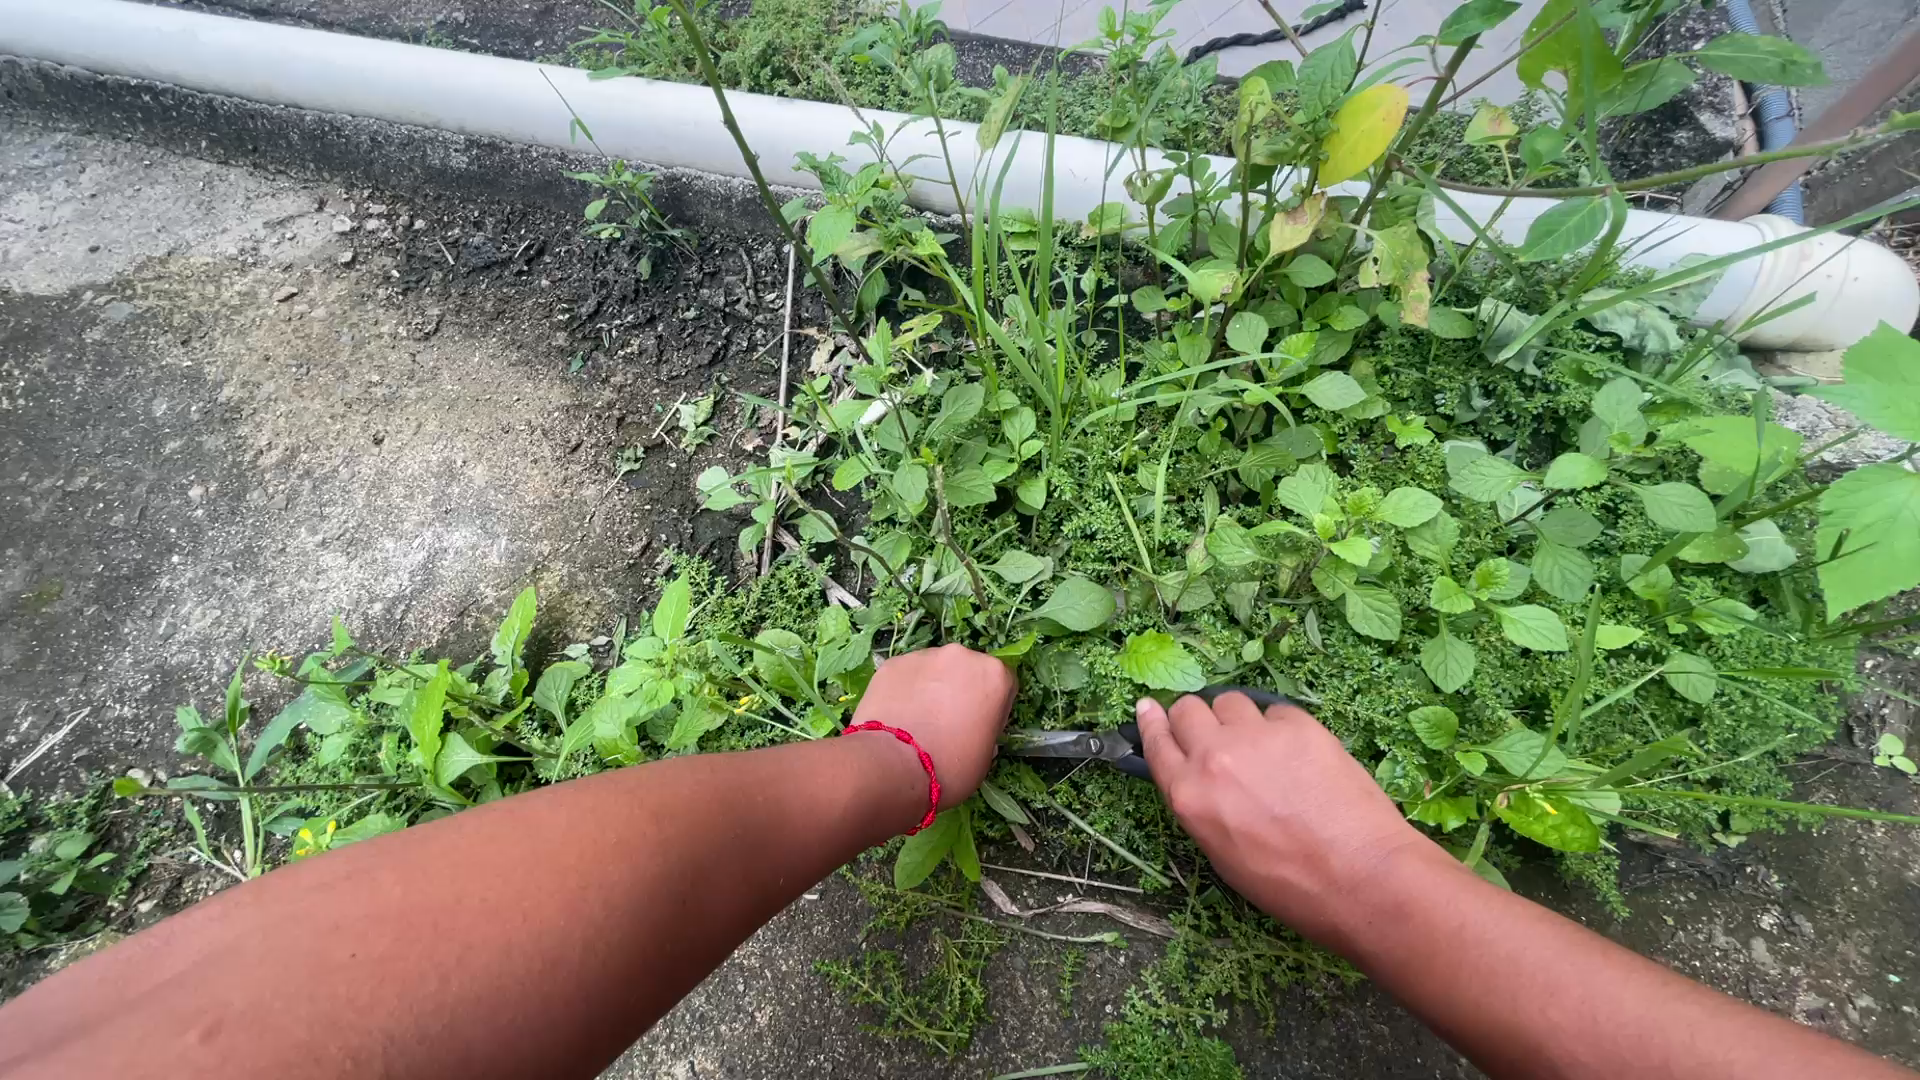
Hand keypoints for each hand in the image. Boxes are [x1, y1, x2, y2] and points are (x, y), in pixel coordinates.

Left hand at [851, 644, 1016, 809]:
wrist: (892, 766)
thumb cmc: (950, 767)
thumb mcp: (985, 755)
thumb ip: (985, 728)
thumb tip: (971, 726)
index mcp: (994, 675)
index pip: (1003, 684)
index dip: (992, 707)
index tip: (979, 726)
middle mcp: (961, 655)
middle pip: (967, 671)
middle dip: (960, 691)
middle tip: (946, 724)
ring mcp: (924, 655)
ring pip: (934, 670)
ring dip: (931, 688)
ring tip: (917, 721)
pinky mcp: (893, 662)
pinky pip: (906, 675)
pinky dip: (904, 690)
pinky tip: (896, 716)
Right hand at [1135, 692, 1438, 947]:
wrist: (1364, 879)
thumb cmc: (1289, 884)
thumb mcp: (1221, 852)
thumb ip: (1198, 804)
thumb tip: (1194, 774)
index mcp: (1188, 794)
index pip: (1155, 741)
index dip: (1150, 721)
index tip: (1148, 708)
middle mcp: (1213, 756)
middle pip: (1186, 709)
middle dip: (1194, 719)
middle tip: (1214, 736)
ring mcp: (1255, 736)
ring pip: (1227, 701)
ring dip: (1234, 718)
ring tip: (1258, 745)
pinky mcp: (1297, 724)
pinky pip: (1273, 711)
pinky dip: (1277, 727)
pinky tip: (1296, 754)